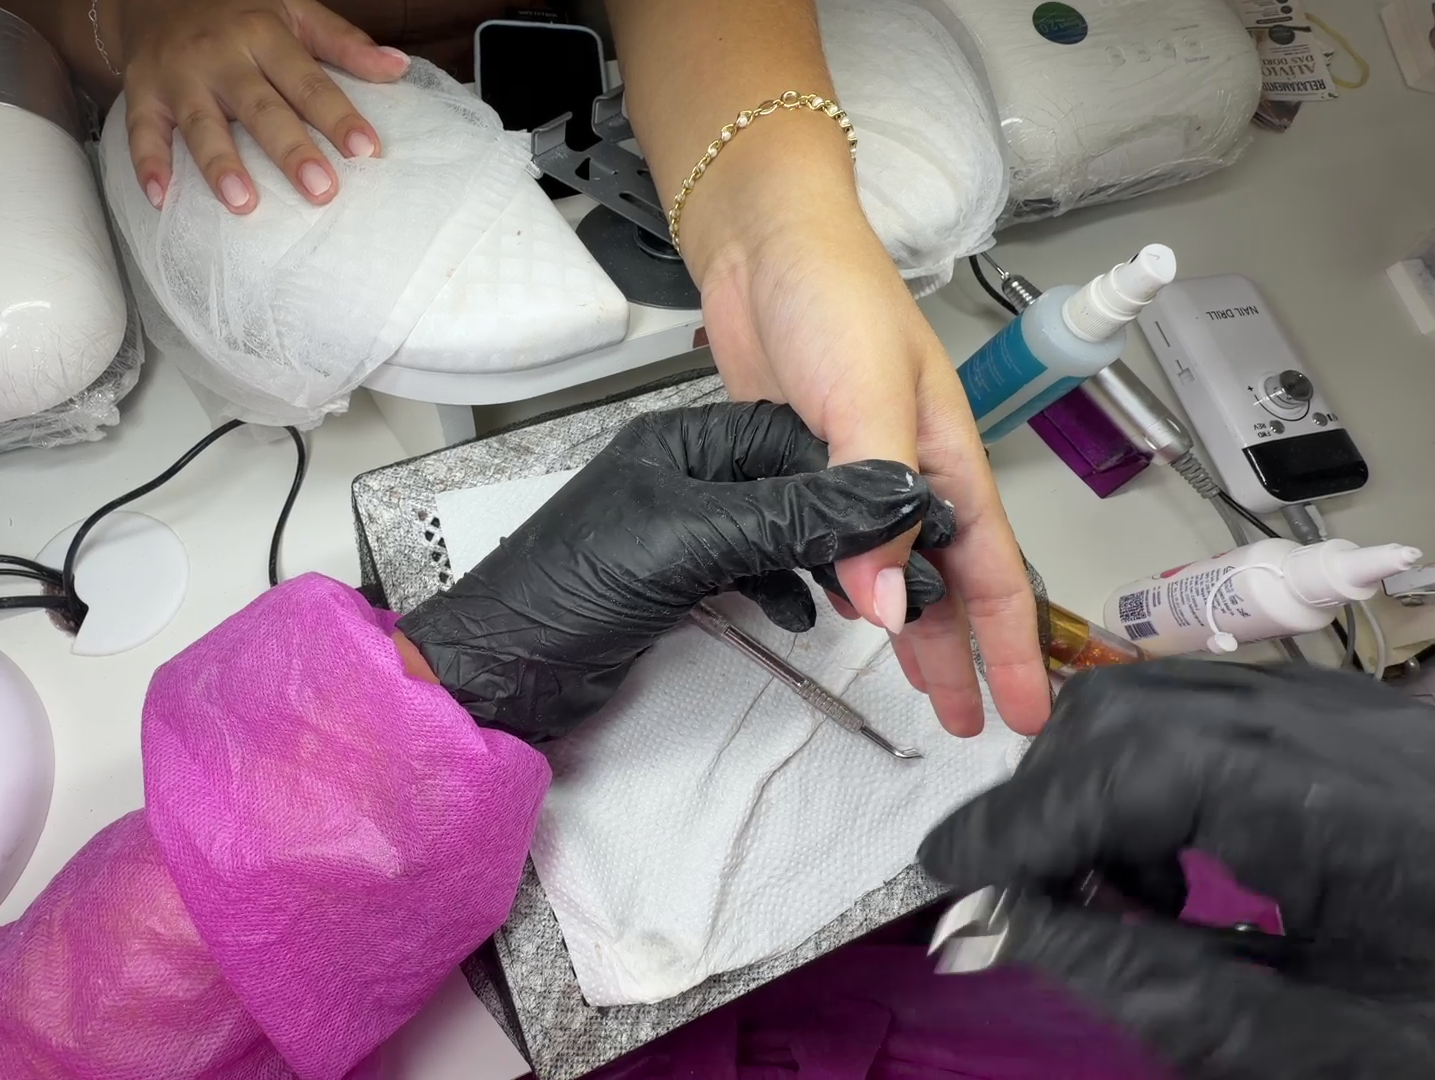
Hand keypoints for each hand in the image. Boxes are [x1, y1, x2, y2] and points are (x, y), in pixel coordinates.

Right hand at [115, 0, 408, 211]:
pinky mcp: (143, 91)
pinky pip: (141, 129)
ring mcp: (180, 75)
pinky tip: (160, 199)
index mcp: (263, 34)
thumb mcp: (293, 11)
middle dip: (290, 150)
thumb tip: (399, 66)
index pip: (308, 81)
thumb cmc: (240, 9)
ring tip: (243, 204)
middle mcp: (221, 55)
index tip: (367, 150)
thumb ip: (344, 44)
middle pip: (260, 108)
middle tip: (321, 190)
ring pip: (201, 123)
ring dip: (220, 165)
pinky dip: (147, 164)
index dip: (338, 116)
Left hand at [396, 402, 952, 741]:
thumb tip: (891, 508)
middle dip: (860, 540)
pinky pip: (751, 565)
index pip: (815, 449)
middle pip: (805, 493)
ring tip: (868, 605)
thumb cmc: (571, 582)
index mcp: (698, 439)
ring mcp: (687, 522)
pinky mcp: (678, 570)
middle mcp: (697, 470)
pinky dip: (782, 585)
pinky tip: (801, 612)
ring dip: (827, 565)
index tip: (934, 539)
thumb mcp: (687, 538)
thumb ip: (791, 517)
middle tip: (914, 590)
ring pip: (783, 532)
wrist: (500, 657)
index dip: (876, 494)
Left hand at [695, 205, 1049, 737]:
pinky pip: (826, 546)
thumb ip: (877, 503)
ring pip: (885, 572)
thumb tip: (888, 607)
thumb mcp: (869, 403)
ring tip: (913, 686)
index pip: (991, 572)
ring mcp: (847, 481)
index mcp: (941, 464)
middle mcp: (900, 480)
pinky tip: (835, 612)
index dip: (1013, 645)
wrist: (764, 257)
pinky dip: (839, 587)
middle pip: (943, 585)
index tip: (1027, 713)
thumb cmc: (834, 306)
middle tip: (966, 721)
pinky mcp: (795, 474)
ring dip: (903, 629)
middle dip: (960, 654)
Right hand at [919, 661, 1434, 1079]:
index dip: (1039, 814)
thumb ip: (1138, 981)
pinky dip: (1121, 770)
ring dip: (1079, 782)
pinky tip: (1155, 844)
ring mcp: (1338, 704)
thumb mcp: (1307, 1058)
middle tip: (1030, 883)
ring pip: (1135, 696)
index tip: (955, 864)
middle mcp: (1357, 730)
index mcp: (1385, 821)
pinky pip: (1169, 706)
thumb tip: (1000, 910)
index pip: (1158, 768)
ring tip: (1108, 876)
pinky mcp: (1313, 705)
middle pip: (1132, 716)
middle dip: (1050, 800)